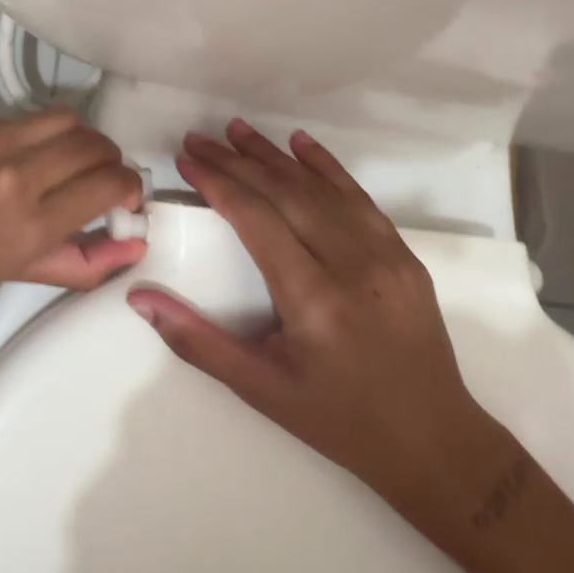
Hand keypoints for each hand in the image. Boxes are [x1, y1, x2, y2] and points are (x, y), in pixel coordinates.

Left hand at [0, 109, 147, 290]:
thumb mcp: (18, 272)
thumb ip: (84, 263)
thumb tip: (135, 243)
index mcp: (31, 222)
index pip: (111, 183)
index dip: (129, 188)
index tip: (121, 198)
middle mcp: (17, 174)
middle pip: (96, 145)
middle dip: (110, 161)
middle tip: (98, 179)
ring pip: (68, 119)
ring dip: (80, 139)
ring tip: (68, 160)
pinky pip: (27, 117)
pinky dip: (39, 134)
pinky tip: (23, 155)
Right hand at [126, 121, 506, 516]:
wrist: (434, 442)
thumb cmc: (336, 419)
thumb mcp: (258, 388)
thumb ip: (196, 340)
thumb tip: (139, 297)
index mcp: (314, 300)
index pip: (257, 220)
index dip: (218, 183)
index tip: (187, 159)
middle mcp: (353, 267)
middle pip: (286, 195)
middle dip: (238, 162)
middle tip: (198, 138)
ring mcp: (386, 258)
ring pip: (322, 190)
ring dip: (277, 156)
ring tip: (238, 130)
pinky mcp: (405, 258)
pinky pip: (360, 200)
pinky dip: (328, 168)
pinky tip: (302, 145)